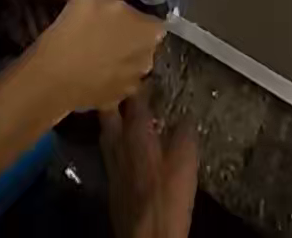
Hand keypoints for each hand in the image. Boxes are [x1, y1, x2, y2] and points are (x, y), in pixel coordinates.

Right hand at [25, 0, 166, 113]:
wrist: (55, 75)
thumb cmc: (80, 28)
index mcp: (150, 32)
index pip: (156, 17)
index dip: (141, 11)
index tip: (125, 7)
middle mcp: (149, 60)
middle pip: (144, 40)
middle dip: (131, 33)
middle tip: (108, 24)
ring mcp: (132, 83)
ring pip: (130, 61)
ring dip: (119, 54)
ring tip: (96, 46)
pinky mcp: (114, 99)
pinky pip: (115, 79)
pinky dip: (107, 73)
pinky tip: (90, 65)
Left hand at [101, 88, 197, 237]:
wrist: (148, 237)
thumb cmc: (167, 195)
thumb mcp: (185, 159)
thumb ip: (185, 132)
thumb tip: (186, 115)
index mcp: (135, 130)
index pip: (133, 95)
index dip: (140, 81)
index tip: (146, 70)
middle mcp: (117, 140)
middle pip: (108, 107)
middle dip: (115, 92)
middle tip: (127, 82)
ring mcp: (110, 159)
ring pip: (105, 127)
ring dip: (113, 114)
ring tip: (125, 107)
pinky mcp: (110, 178)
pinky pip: (109, 146)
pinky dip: (116, 136)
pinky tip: (127, 140)